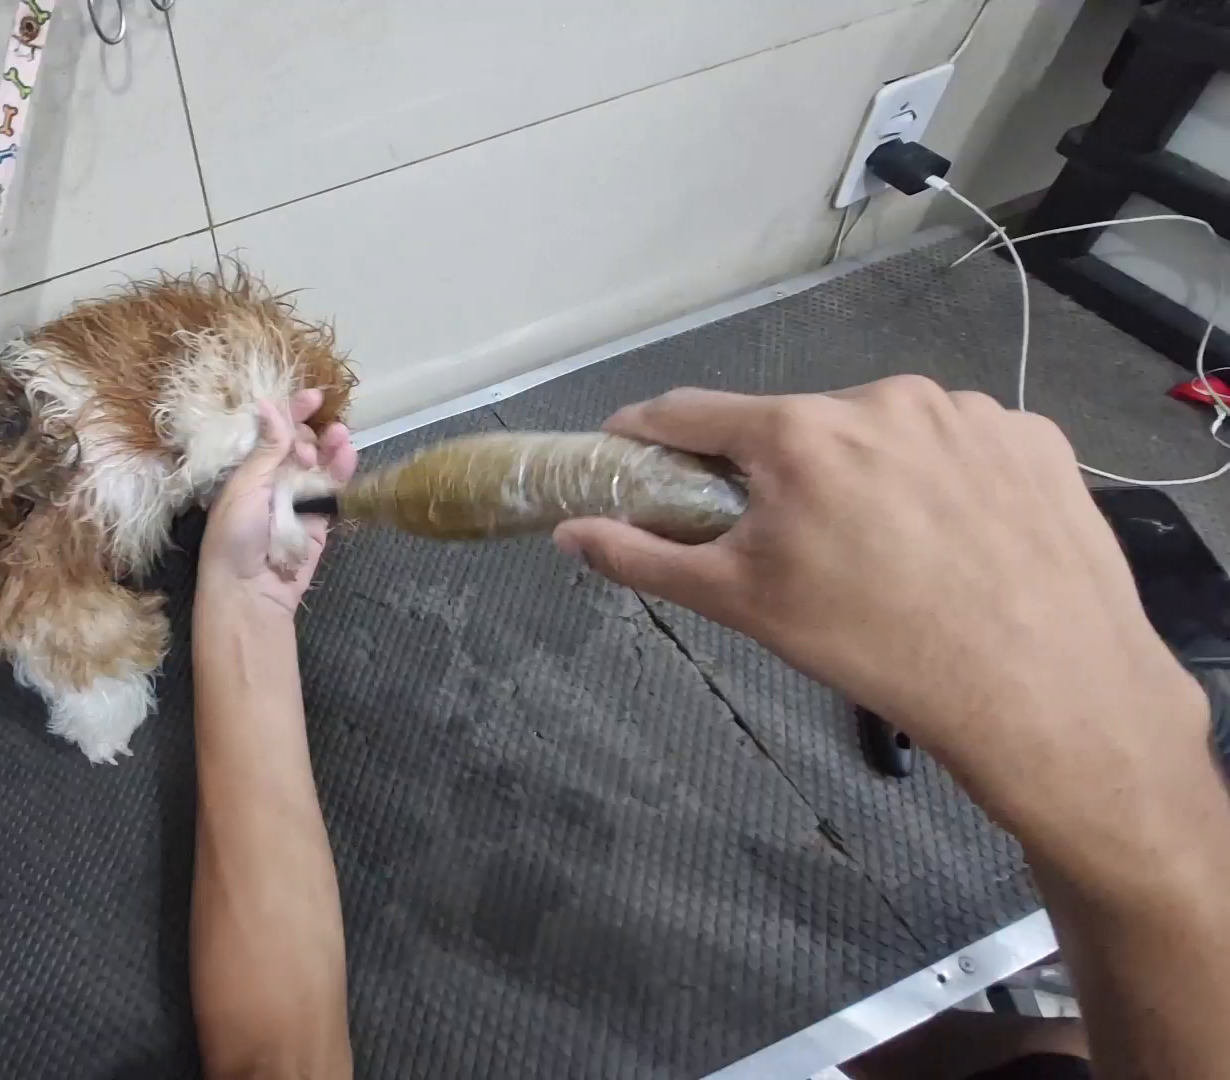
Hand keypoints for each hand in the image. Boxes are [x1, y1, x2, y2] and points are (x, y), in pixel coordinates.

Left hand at [200, 389, 356, 616]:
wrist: (249, 590)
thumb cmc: (235, 535)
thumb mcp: (245, 486)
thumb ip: (266, 448)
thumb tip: (269, 404)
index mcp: (248, 469)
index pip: (272, 432)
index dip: (292, 412)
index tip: (313, 397)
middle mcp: (273, 481)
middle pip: (300, 445)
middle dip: (310, 434)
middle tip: (307, 447)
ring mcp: (298, 500)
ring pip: (320, 465)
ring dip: (331, 447)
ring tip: (341, 437)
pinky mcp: (318, 520)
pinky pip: (333, 490)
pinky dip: (342, 472)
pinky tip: (349, 456)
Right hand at [552, 376, 1211, 864]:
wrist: (1044, 691)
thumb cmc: (862, 641)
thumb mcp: (732, 600)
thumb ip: (638, 556)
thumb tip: (569, 533)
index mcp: (797, 433)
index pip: (688, 411)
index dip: (645, 429)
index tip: (625, 448)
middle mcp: (880, 399)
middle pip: (781, 423)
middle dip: (755, 465)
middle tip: (763, 527)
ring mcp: (965, 411)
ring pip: (863, 428)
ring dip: (839, 464)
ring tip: (858, 534)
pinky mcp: (1031, 436)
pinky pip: (942, 438)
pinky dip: (917, 469)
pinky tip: (934, 526)